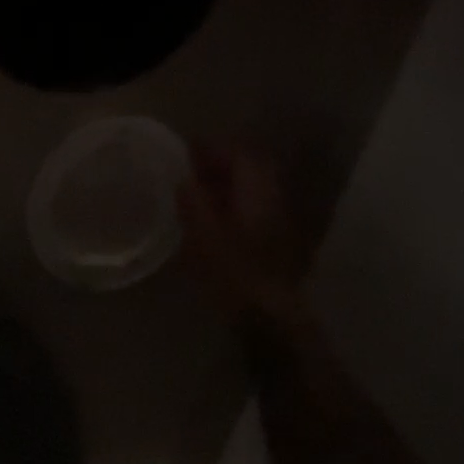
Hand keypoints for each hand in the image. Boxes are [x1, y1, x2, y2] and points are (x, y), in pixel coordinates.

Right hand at [180, 146, 310, 323]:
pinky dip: (233, 206)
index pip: (240, 154)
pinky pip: (253, 210)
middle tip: (191, 169)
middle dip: (222, 164)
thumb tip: (184, 180)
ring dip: (228, 185)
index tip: (187, 149)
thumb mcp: (204, 237)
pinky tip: (213, 221)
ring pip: (253, 190)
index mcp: (257, 191)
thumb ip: (194, 203)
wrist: (268, 314)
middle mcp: (273, 199)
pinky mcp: (276, 243)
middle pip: (251, 169)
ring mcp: (278, 221)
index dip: (213, 148)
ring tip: (197, 193)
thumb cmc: (234, 274)